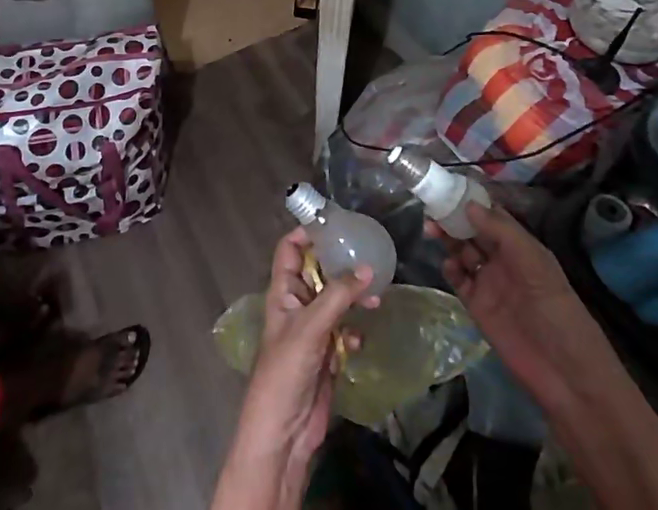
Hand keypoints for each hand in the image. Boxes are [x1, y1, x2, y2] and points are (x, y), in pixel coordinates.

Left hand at [235, 229, 377, 481]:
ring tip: (375, 296)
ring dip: (353, 295)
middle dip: (341, 263)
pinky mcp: (326, 353)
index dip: (307, 232)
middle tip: (369, 253)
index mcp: (282, 293)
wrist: (282, 434)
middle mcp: (297, 306)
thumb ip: (337, 296)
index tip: (336, 222)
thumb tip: (367, 267)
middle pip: (318, 271)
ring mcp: (312, 330)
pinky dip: (355, 328)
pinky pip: (344, 329)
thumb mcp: (309, 329)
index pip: (290, 250)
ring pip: (335, 299)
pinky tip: (362, 336)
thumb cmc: (285, 374)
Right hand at [428, 202, 612, 409]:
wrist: (562, 369)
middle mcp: (503, 259)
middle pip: (472, 231)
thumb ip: (501, 232)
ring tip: (432, 231)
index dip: (470, 201)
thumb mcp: (534, 263)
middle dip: (453, 218)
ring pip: (463, 252)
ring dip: (448, 240)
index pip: (492, 214)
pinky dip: (450, 269)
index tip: (447, 188)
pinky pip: (459, 280)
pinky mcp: (477, 306)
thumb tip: (469, 205)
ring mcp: (489, 282)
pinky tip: (448, 265)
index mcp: (521, 244)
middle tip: (432, 211)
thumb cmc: (555, 308)